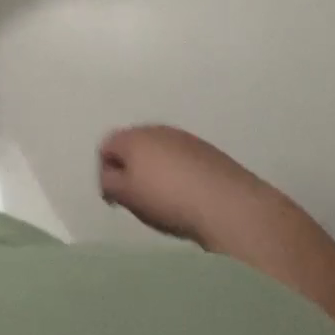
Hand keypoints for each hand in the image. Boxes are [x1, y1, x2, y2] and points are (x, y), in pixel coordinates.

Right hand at [98, 125, 250, 239]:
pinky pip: (183, 159)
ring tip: (166, 198)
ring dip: (156, 170)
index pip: (105, 146)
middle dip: (131, 168)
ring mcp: (185, 138)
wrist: (228, 205)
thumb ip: (108, 183)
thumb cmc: (168, 199)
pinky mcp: (209, 151)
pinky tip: (188, 194)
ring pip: (160, 151)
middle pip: (134, 146)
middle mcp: (157, 130)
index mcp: (133, 137)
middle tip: (138, 197)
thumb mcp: (126, 196)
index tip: (115, 196)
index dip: (105, 171)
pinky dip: (179, 173)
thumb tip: (109, 177)